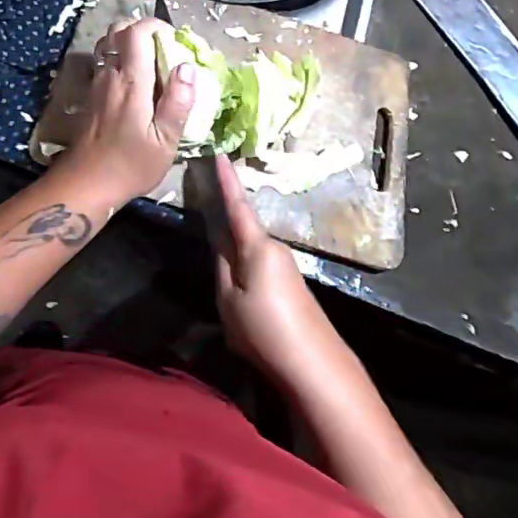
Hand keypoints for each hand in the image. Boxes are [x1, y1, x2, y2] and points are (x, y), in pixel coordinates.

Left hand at [60, 17, 193, 203]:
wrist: (84, 184)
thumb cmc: (130, 165)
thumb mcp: (165, 141)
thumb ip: (178, 102)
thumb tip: (187, 67)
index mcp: (131, 81)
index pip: (137, 32)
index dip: (156, 26)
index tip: (175, 41)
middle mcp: (109, 74)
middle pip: (118, 30)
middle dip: (142, 29)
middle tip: (164, 48)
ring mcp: (96, 83)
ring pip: (108, 44)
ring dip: (130, 43)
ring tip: (152, 63)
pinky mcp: (91, 95)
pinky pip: (104, 61)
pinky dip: (120, 58)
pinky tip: (137, 82)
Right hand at [208, 156, 353, 388]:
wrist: (312, 363)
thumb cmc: (264, 329)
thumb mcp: (229, 299)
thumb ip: (222, 265)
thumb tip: (220, 238)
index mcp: (257, 246)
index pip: (237, 206)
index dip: (226, 181)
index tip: (221, 154)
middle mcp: (275, 247)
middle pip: (244, 228)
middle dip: (226, 219)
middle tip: (204, 208)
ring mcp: (285, 265)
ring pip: (251, 249)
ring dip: (234, 251)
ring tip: (217, 266)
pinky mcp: (290, 282)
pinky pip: (260, 264)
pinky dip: (245, 265)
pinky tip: (238, 290)